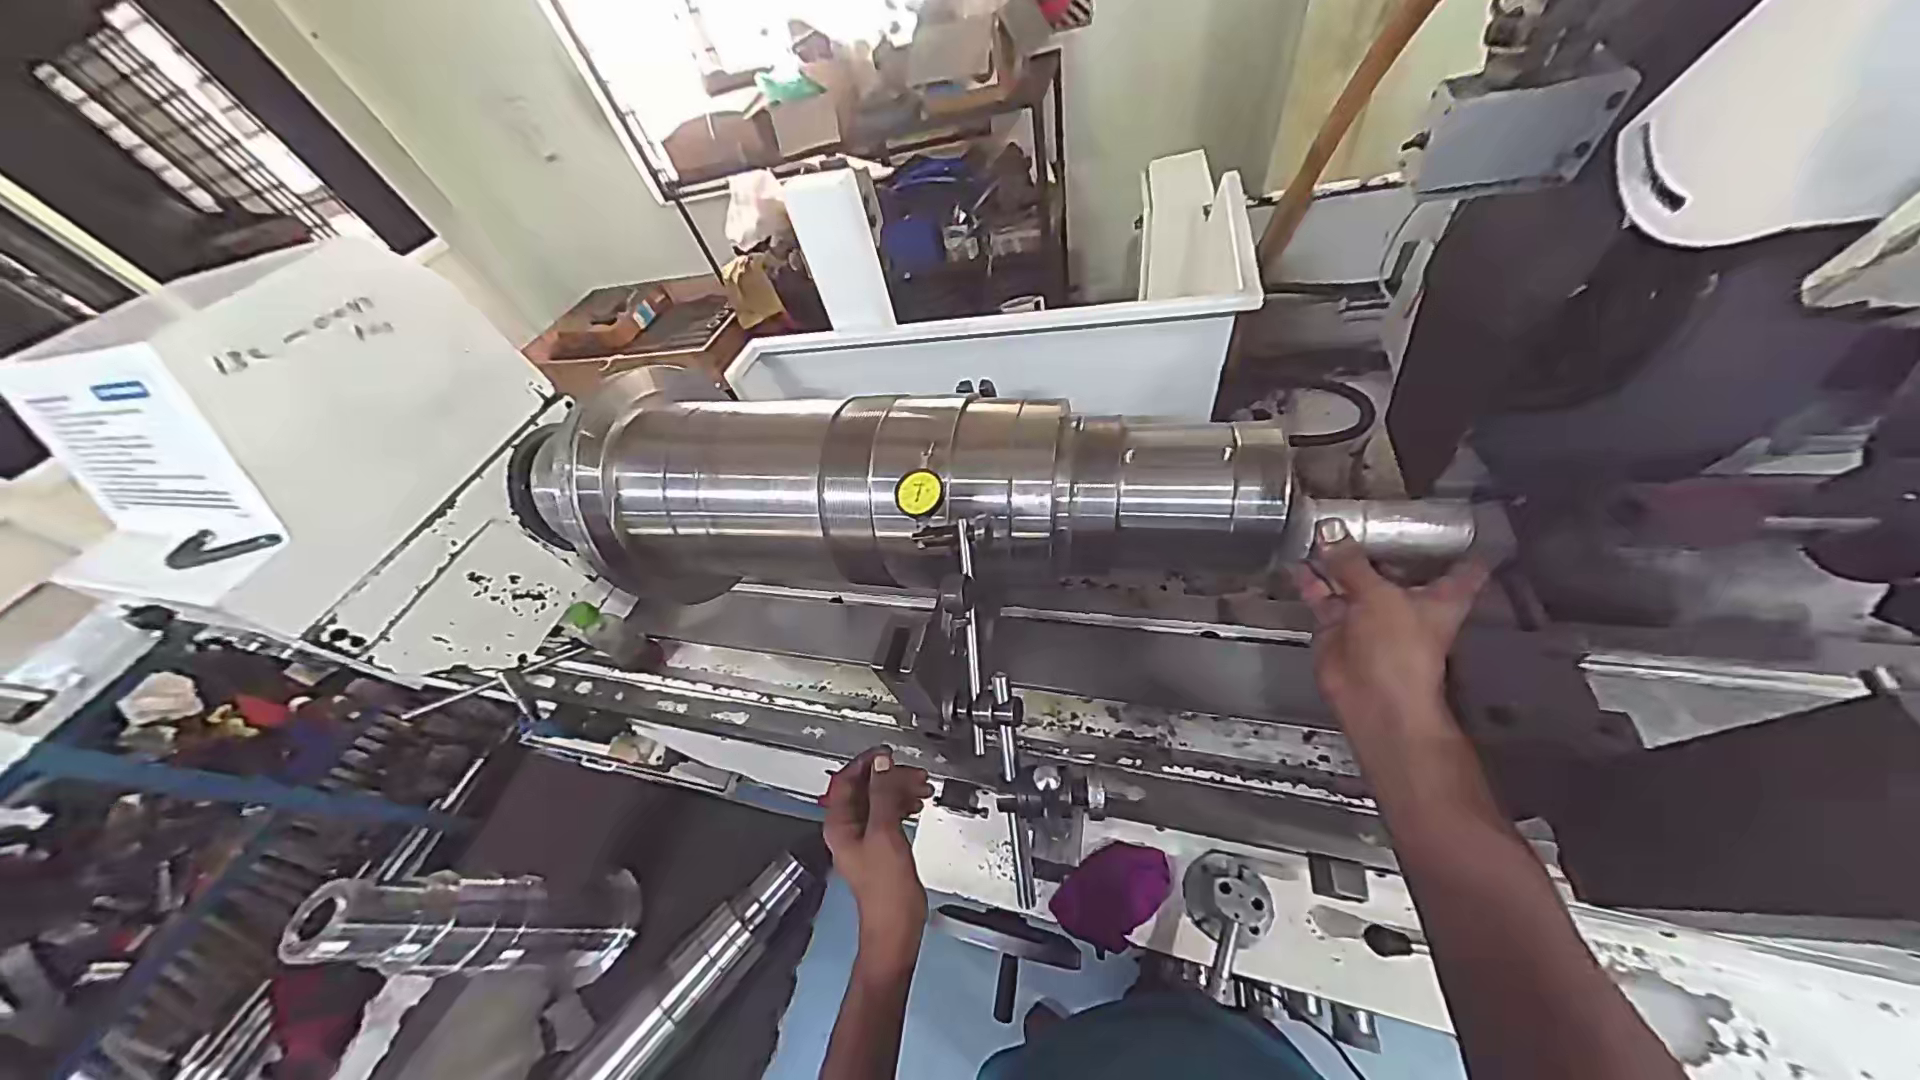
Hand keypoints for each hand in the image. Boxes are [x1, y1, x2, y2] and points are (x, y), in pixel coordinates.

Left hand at [821, 748, 933, 972]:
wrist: (896, 926)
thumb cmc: (885, 888)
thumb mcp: (885, 833)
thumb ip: (883, 795)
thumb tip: (881, 765)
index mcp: (839, 824)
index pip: (846, 780)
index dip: (866, 763)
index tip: (887, 754)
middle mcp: (849, 828)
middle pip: (865, 788)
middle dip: (889, 777)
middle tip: (912, 773)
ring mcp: (865, 837)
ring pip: (880, 799)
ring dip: (899, 789)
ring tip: (921, 787)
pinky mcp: (881, 844)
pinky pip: (889, 813)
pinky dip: (903, 804)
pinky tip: (916, 804)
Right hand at [1288, 518, 1488, 731]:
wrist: (1371, 698)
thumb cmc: (1398, 650)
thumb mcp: (1378, 595)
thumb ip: (1350, 562)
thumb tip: (1329, 530)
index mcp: (1439, 596)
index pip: (1461, 566)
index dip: (1458, 543)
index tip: (1453, 519)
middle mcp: (1404, 602)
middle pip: (1391, 565)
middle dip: (1374, 542)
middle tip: (1355, 509)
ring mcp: (1368, 613)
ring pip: (1350, 578)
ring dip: (1334, 558)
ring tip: (1316, 528)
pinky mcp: (1336, 625)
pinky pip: (1321, 595)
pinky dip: (1309, 579)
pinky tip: (1297, 559)